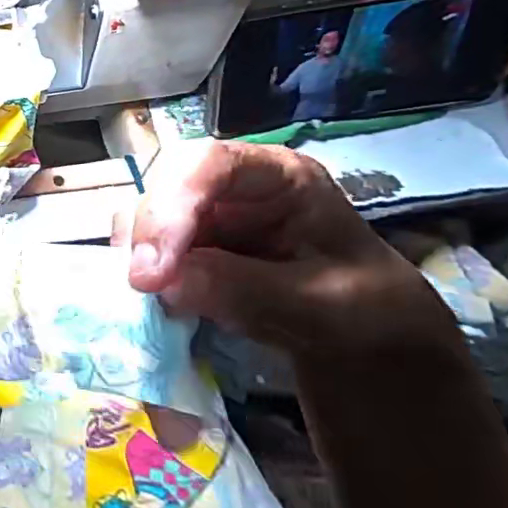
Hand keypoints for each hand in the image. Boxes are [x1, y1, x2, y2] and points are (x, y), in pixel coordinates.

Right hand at [116, 140, 457, 363]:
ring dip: (137, 251)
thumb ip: (247, 290)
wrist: (370, 342)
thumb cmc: (365, 313)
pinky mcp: (183, 244)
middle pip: (167, 183)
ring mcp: (202, 213)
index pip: (211, 165)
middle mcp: (230, 185)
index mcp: (279, 176)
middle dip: (150, 230)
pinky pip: (143, 245)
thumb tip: (166, 281)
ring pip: (146, 213)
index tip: (156, 270)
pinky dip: (138, 268)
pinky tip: (151, 295)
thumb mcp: (323, 307)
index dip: (173, 206)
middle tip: (143, 284)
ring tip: (148, 294)